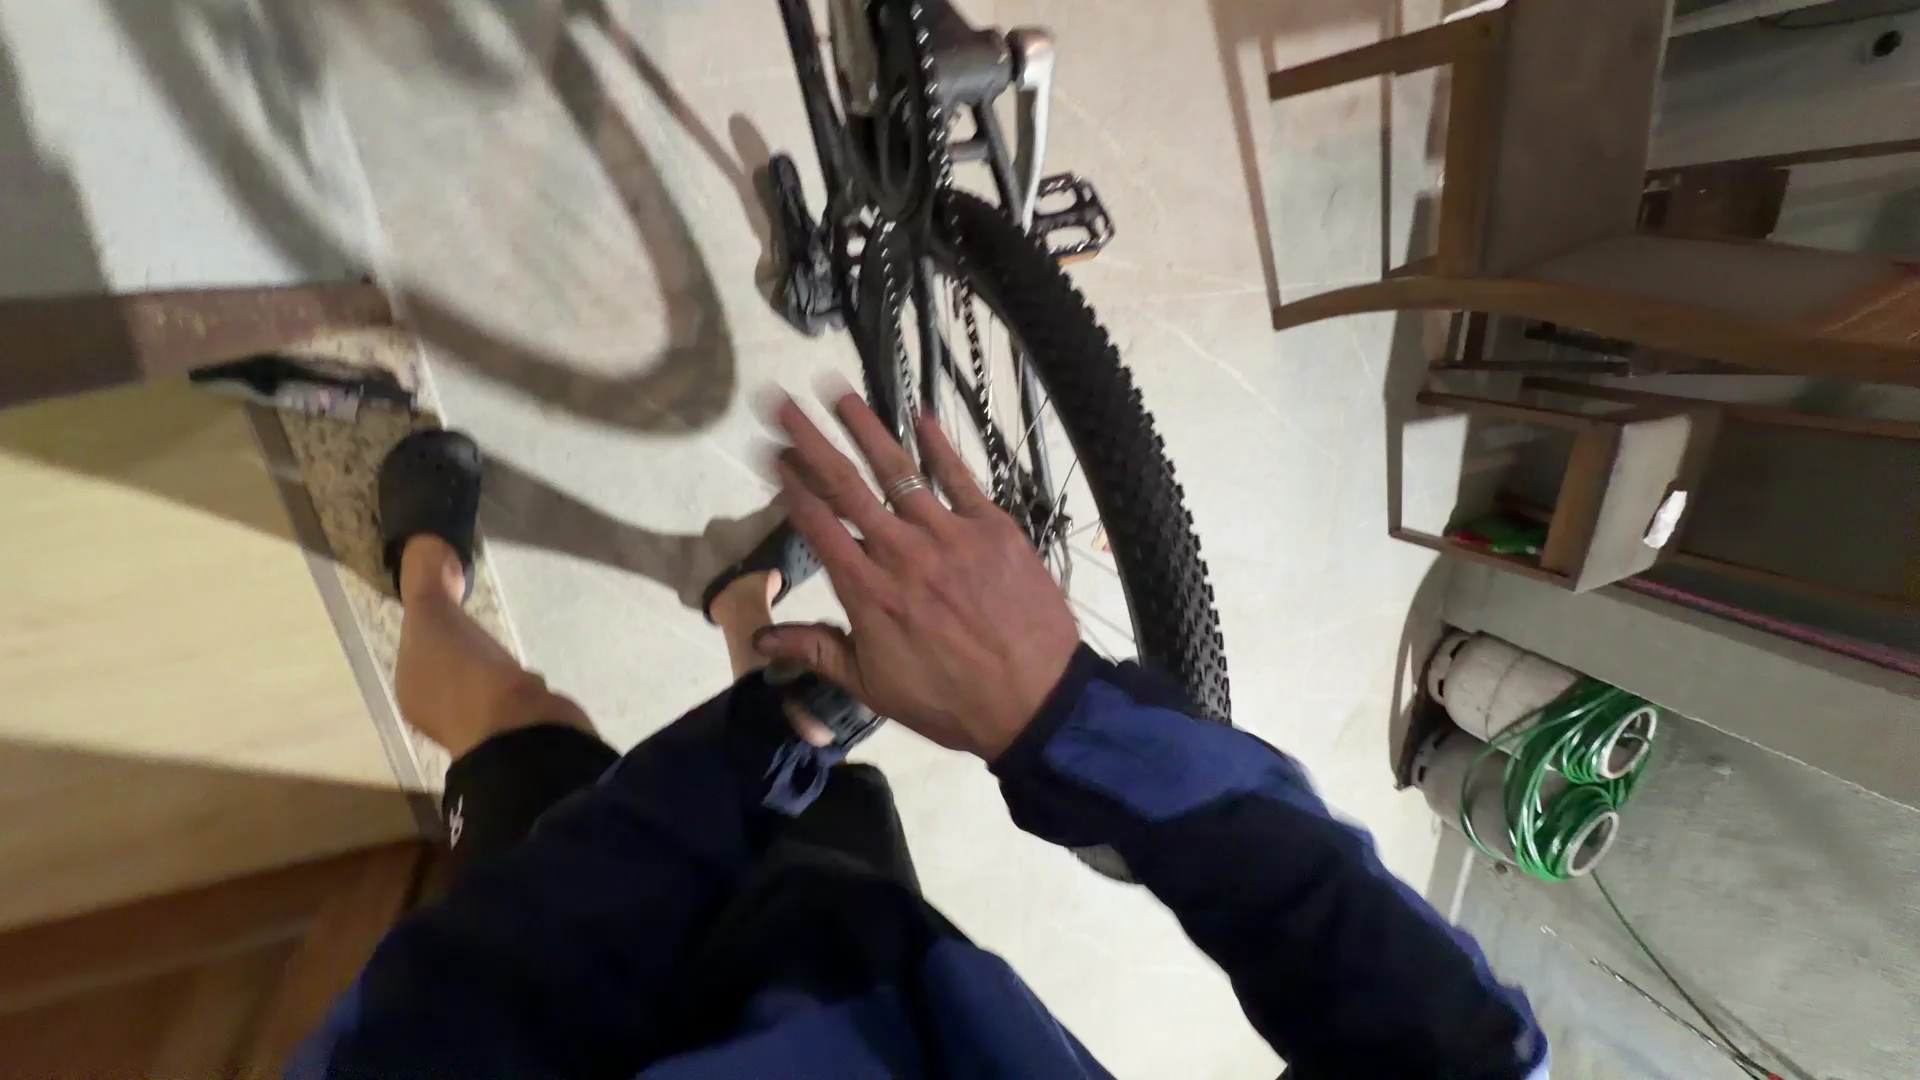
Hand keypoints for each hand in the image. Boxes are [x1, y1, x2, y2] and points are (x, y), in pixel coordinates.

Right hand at [753, 390, 1080, 761]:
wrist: (1034, 701)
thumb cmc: (949, 700)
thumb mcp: (873, 685)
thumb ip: (816, 652)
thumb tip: (759, 641)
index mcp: (868, 590)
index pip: (818, 525)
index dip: (790, 486)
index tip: (770, 453)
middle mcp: (901, 551)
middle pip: (846, 486)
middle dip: (809, 441)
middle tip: (782, 403)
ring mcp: (949, 534)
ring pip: (898, 470)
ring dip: (865, 428)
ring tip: (838, 392)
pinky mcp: (993, 527)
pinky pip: (961, 478)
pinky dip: (940, 446)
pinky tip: (921, 416)